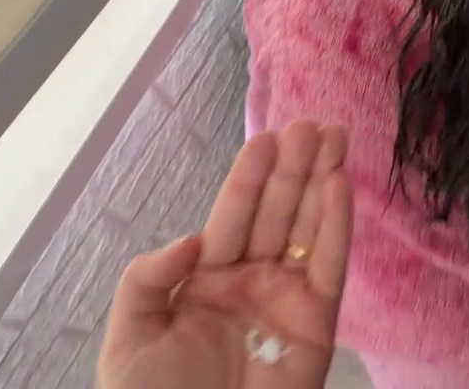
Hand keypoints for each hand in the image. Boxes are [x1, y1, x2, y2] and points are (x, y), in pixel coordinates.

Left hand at [96, 121, 350, 388]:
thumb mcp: (128, 343)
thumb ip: (146, 281)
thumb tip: (193, 237)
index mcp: (207, 279)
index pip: (231, 216)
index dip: (249, 178)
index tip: (267, 138)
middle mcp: (250, 278)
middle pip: (277, 211)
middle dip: (293, 167)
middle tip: (312, 125)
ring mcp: (287, 296)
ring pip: (308, 227)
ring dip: (322, 180)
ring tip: (336, 137)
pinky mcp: (318, 320)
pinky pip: (331, 265)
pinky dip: (338, 225)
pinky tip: (340, 185)